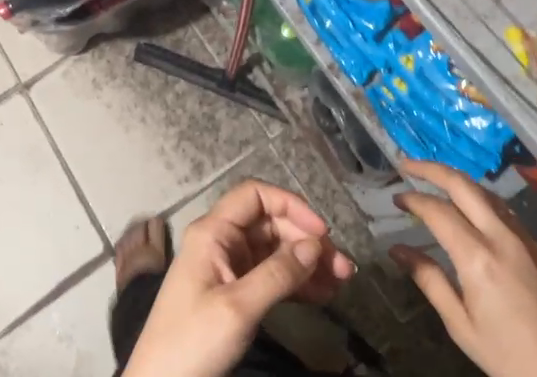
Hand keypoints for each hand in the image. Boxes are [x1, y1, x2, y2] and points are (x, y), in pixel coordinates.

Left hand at [123, 180, 356, 376]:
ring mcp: (228, 267)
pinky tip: (323, 294)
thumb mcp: (238, 307)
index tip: (322, 233)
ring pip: (274, 251)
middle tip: (343, 267)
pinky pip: (271, 276)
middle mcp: (221, 241)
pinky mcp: (235, 292)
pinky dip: (296, 283)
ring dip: (307, 263)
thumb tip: (315, 245)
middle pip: (270, 224)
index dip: (290, 205)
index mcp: (213, 232)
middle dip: (307, 240)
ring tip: (341, 282)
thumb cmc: (193, 340)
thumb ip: (277, 274)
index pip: (254, 196)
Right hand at [390, 161, 536, 376]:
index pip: (437, 211)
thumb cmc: (512, 361)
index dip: (413, 199)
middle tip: (408, 164)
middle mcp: (504, 238)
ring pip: (489, 195)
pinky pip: (508, 215)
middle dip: (432, 169)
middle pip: (464, 185)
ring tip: (438, 182)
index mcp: (478, 258)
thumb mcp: (462, 327)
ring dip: (461, 182)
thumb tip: (398, 251)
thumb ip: (430, 281)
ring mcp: (529, 243)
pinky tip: (476, 215)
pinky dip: (483, 203)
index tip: (396, 197)